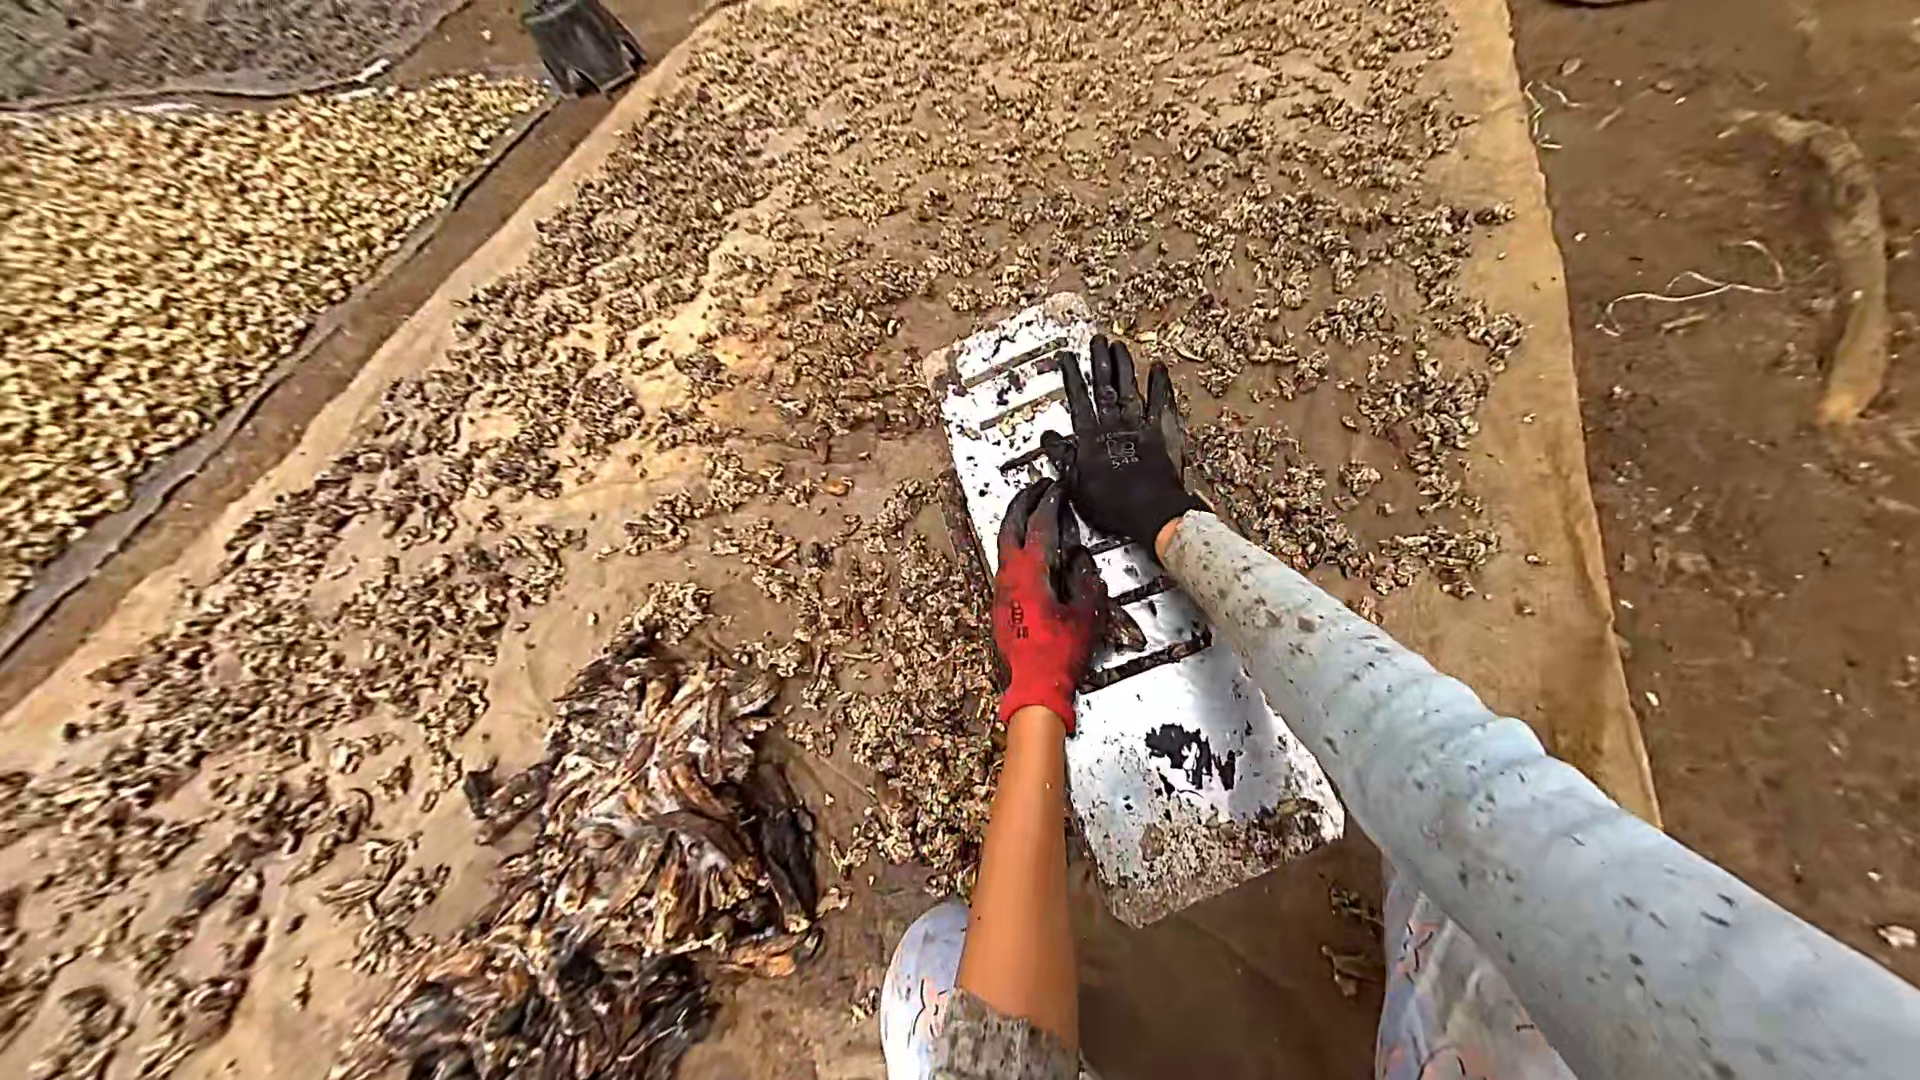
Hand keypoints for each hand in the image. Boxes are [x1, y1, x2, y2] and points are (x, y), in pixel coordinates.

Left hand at [993, 480, 1105, 732]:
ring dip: (1016, 523)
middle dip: (1022, 502)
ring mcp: (1001, 588)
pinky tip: (1026, 550)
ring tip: (1029, 510)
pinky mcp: (999, 602)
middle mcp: (1010, 575)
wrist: (1033, 684)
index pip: (1039, 526)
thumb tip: (1080, 561)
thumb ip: (1086, 581)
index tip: (1056, 488)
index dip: (1049, 502)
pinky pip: (1004, 563)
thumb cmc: (1059, 652)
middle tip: (1036, 488)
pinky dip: (1014, 546)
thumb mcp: (1086, 614)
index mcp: (1032, 572)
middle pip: (1010, 526)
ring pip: (1003, 544)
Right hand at [1043, 335, 1203, 551]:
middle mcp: (1113, 425)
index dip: (1071, 377)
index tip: (1067, 358)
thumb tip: (1047, 438)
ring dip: (1124, 366)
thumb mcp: (1076, 485)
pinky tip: (1158, 368)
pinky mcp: (1160, 433)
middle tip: (1097, 341)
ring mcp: (1138, 426)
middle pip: (1104, 387)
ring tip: (1119, 346)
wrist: (1150, 512)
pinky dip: (1160, 385)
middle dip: (1099, 362)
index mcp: (1090, 437)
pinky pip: (1160, 403)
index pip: (1078, 400)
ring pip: (1129, 388)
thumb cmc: (1111, 504)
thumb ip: (1062, 458)